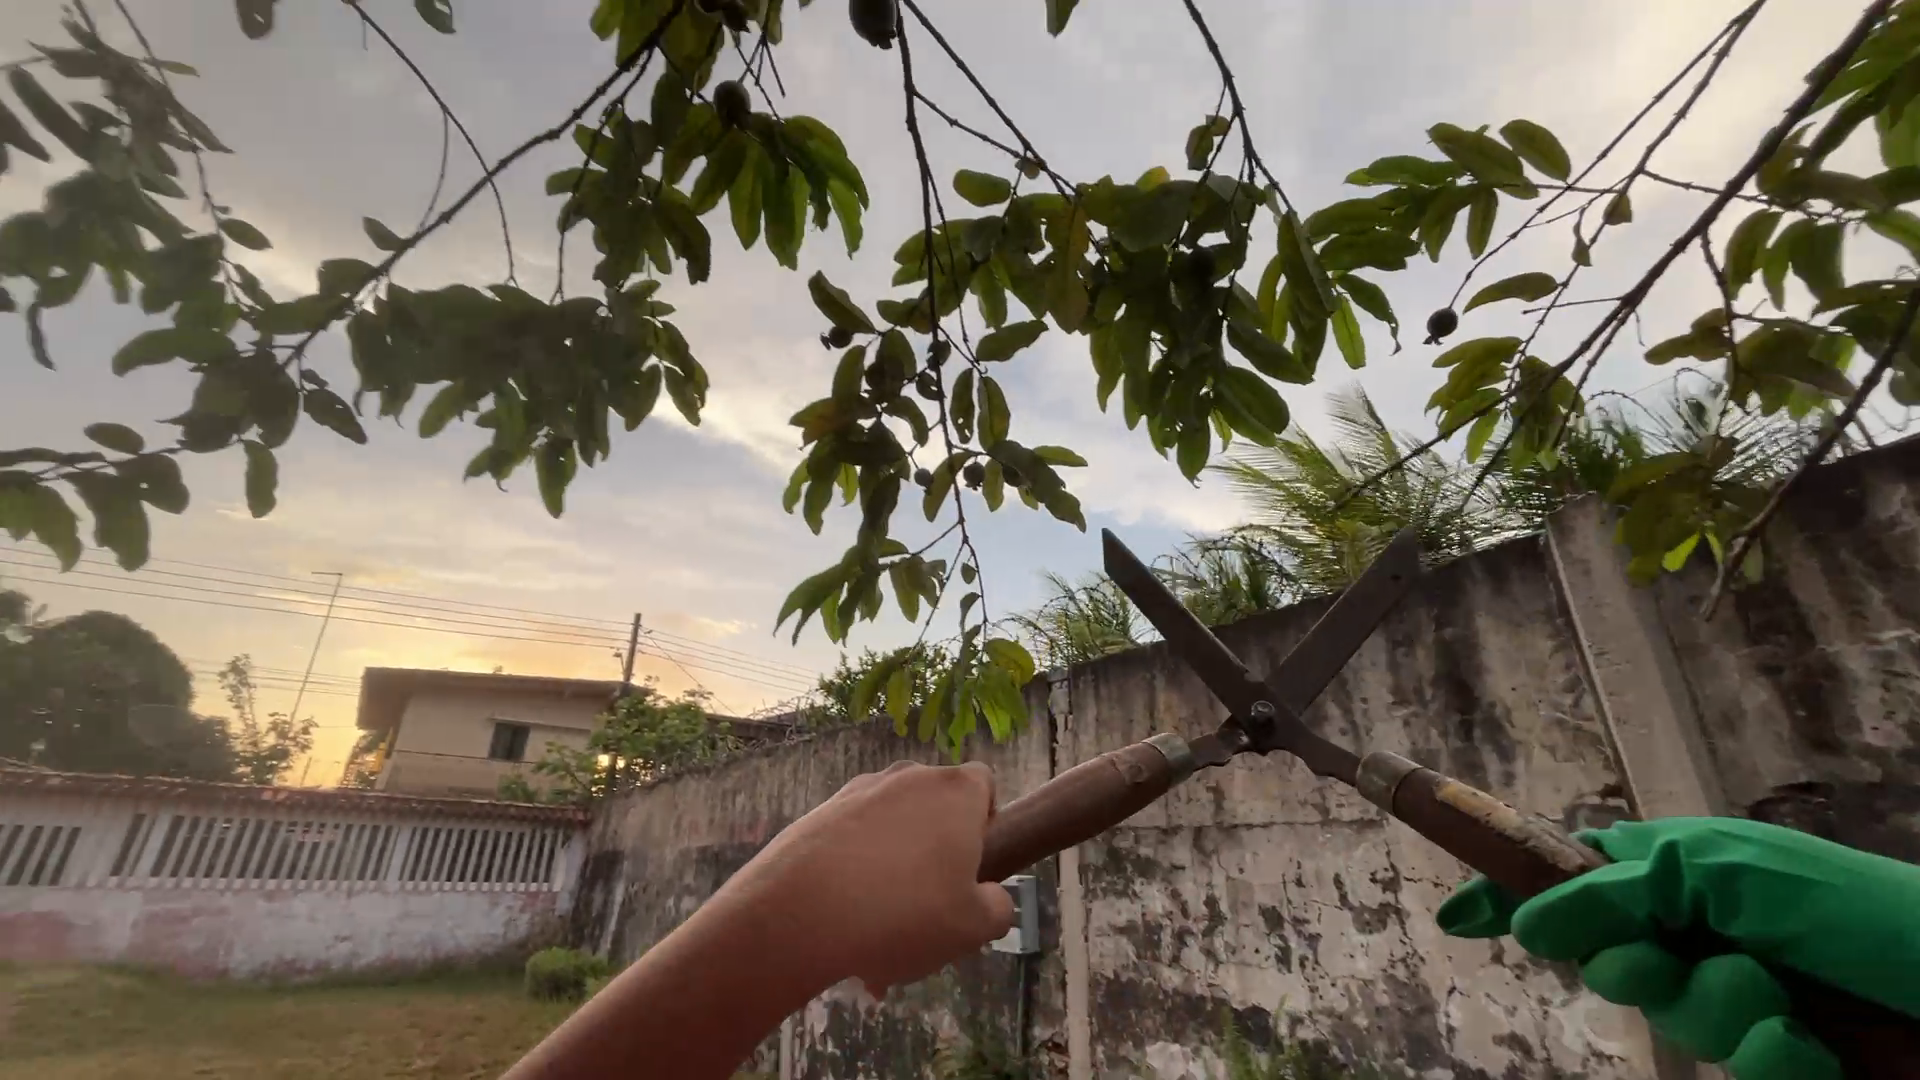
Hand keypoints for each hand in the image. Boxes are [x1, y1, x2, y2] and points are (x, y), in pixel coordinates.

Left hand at [712, 760, 1014, 994]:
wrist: (802, 910)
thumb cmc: (906, 912)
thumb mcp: (972, 928)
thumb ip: (997, 908)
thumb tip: (991, 898)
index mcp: (955, 791)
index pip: (982, 782)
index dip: (983, 820)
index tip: (972, 862)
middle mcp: (910, 777)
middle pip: (934, 808)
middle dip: (934, 852)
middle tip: (929, 909)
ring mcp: (862, 790)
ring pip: (892, 828)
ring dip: (893, 870)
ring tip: (880, 934)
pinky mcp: (822, 810)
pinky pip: (853, 840)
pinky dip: (855, 872)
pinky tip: (845, 926)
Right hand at [1436, 817, 1919, 1079]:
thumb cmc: (1843, 906)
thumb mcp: (1712, 871)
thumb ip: (1609, 892)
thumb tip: (1524, 925)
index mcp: (1662, 873)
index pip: (1555, 876)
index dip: (1501, 896)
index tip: (1454, 923)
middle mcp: (1682, 930)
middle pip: (1595, 953)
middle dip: (1626, 963)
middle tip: (1670, 955)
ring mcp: (1727, 995)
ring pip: (1659, 1010)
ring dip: (1709, 1005)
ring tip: (1776, 998)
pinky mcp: (1776, 1060)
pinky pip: (1731, 1066)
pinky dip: (1765, 1057)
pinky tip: (1807, 1048)